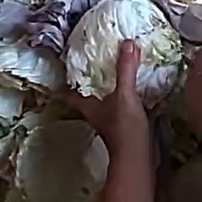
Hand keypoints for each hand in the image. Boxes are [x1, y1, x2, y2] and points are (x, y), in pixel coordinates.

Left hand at [65, 39, 150, 155]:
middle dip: (88, 80)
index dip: (63, 83)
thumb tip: (127, 42)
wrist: (139, 159)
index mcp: (88, 106)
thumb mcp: (125, 95)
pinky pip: (121, 104)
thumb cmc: (124, 129)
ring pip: (103, 99)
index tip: (62, 67)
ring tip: (113, 69)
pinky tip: (133, 87)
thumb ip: (125, 69)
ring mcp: (110, 120)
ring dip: (107, 87)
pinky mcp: (124, 125)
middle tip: (91, 61)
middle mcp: (96, 113)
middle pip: (86, 94)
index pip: (69, 93)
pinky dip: (124, 95)